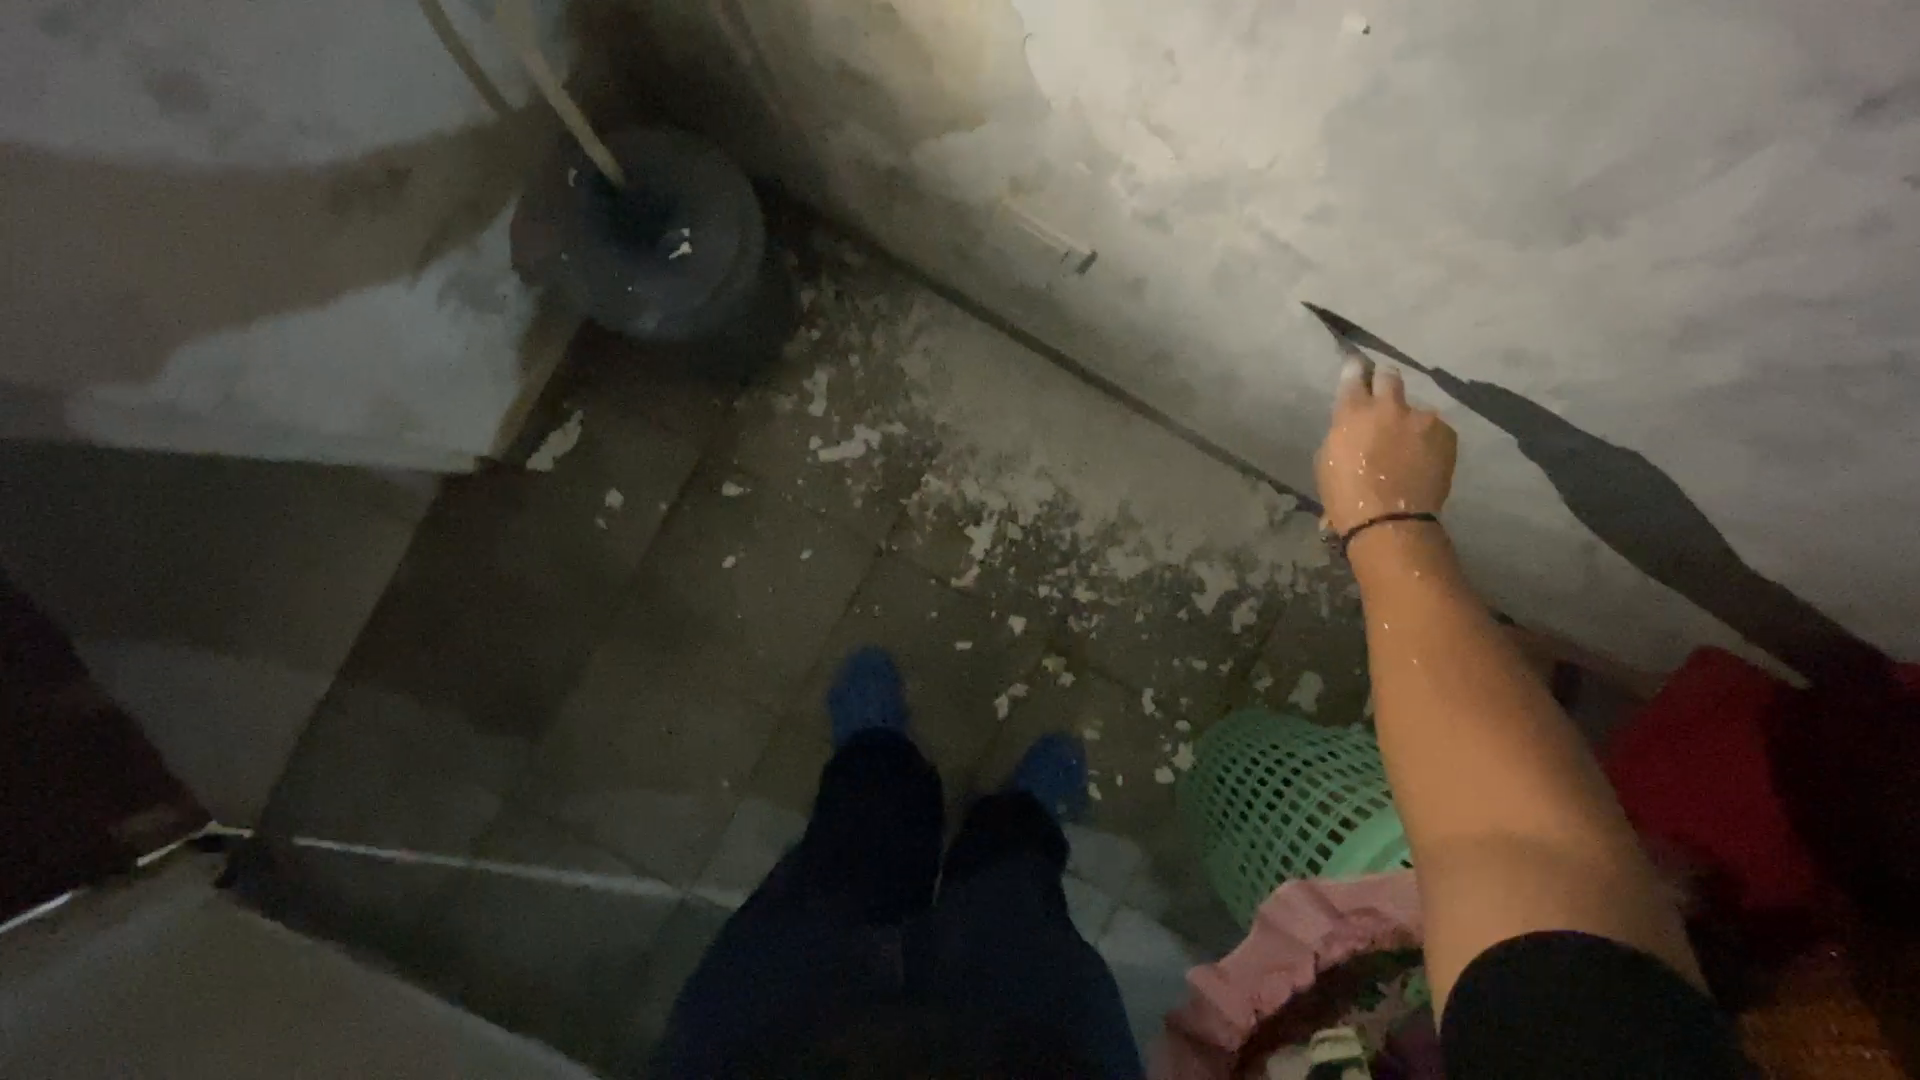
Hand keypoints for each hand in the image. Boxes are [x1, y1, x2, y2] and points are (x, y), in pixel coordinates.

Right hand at [1315, 360, 1457, 533]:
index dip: (1354, 369)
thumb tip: (1354, 428)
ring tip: (1407, 441)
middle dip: (1384, 381)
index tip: (1356, 366)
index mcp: (1352, 412)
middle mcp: (1388, 406)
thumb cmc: (1346, 495)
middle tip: (1383, 394)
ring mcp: (1421, 418)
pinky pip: (1434, 428)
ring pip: (1414, 408)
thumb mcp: (1328, 460)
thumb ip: (1343, 434)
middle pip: (1389, 377)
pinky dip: (1427, 438)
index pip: (1353, 375)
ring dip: (1409, 419)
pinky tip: (1422, 457)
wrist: (1390, 519)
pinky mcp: (1446, 433)